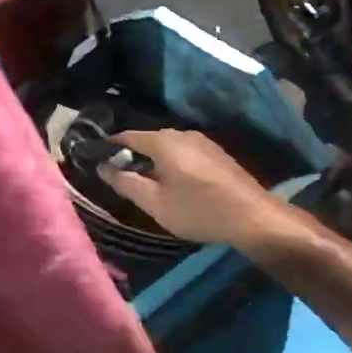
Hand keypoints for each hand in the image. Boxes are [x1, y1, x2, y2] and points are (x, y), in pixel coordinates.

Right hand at [98, 130, 301, 251]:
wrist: (255, 218)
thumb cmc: (198, 210)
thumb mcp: (154, 202)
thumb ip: (125, 183)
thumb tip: (102, 167)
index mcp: (163, 141)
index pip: (126, 136)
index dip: (108, 147)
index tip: (96, 161)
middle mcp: (182, 134)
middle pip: (147, 140)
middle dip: (131, 155)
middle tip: (120, 177)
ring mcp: (203, 142)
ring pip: (167, 146)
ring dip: (153, 160)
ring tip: (145, 182)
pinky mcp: (217, 153)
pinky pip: (183, 152)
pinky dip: (171, 162)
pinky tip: (173, 183)